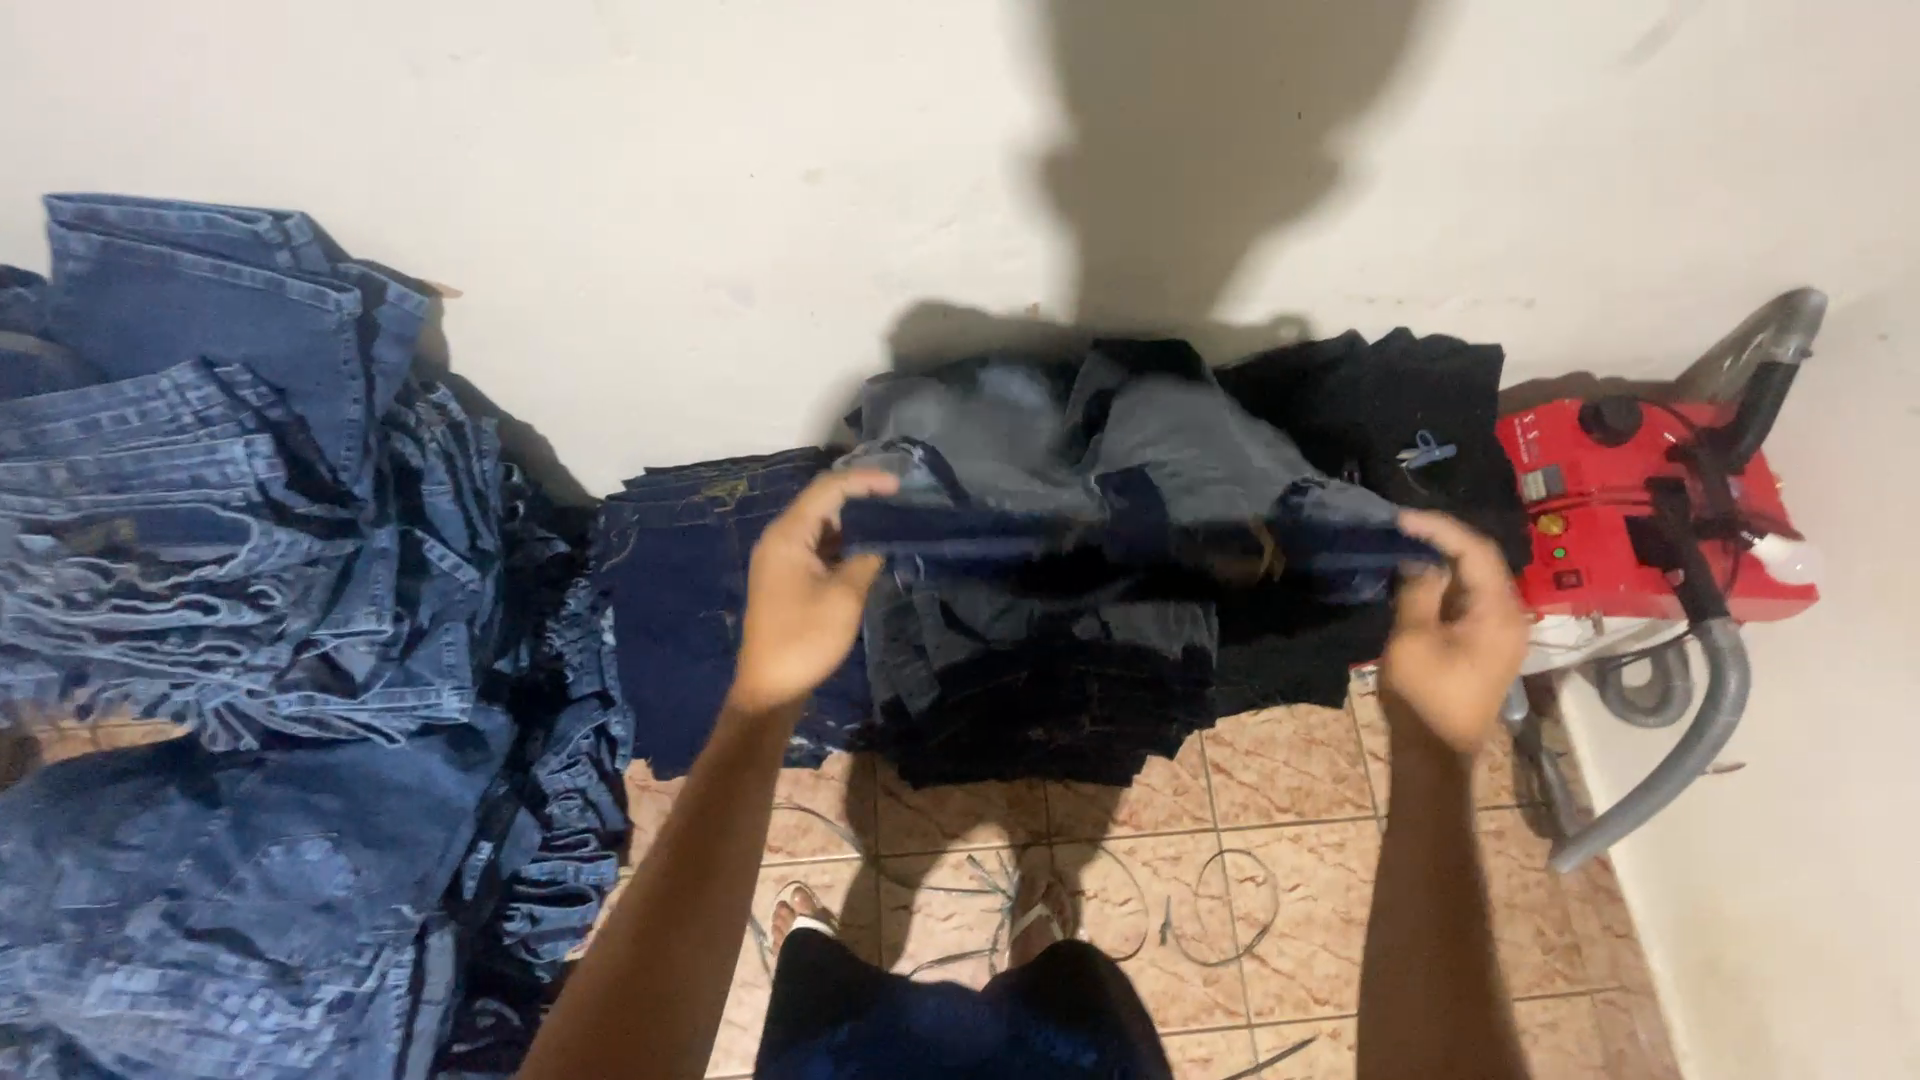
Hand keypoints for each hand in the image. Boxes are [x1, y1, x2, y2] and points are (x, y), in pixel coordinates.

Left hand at [729, 468, 899, 713]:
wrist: (771, 687)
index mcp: (788, 535)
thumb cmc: (805, 638)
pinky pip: (817, 548)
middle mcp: (780, 539)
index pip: (828, 490)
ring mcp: (780, 559)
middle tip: (899, 505)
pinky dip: (843, 545)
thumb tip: (881, 544)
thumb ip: (866, 559)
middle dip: (861, 499)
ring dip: (853, 524)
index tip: (899, 487)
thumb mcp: (845, 596)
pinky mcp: (786, 578)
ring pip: (821, 526)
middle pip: (822, 503)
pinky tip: (868, 552)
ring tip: (890, 525)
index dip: (865, 481)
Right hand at [1379, 511, 1529, 755]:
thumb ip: (1419, 591)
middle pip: (1481, 562)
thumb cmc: (1424, 694)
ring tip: (1405, 546)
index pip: (1476, 552)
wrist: (1437, 749)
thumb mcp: (1413, 637)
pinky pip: (1468, 600)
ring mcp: (1500, 632)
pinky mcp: (1485, 644)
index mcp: (1498, 612)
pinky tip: (1417, 580)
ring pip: (1474, 580)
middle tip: (1401, 528)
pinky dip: (1444, 583)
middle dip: (1442, 540)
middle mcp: (1510, 616)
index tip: (1401, 518)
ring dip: (1442, 561)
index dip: (1439, 528)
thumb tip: (1421, 562)